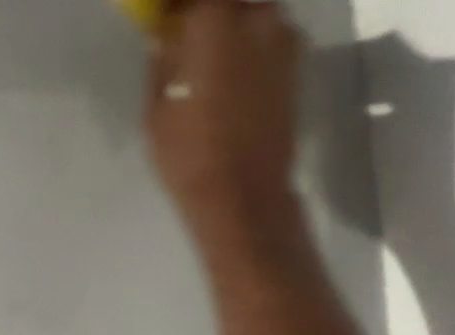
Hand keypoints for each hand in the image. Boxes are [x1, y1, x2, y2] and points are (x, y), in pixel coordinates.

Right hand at [145, 0, 304, 236]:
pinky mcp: (296, 65)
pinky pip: (269, 38)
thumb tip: (168, 37)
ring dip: (234, 28)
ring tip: (211, 58)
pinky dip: (251, 47)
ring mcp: (284, 38)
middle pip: (232, 2)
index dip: (179, 7)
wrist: (244, 195)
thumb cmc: (188, 154)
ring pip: (255, 15)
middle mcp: (258, 16)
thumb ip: (164, 62)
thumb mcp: (157, 110)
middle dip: (211, 15)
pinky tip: (232, 75)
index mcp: (216, 20)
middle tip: (189, 36)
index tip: (167, 18)